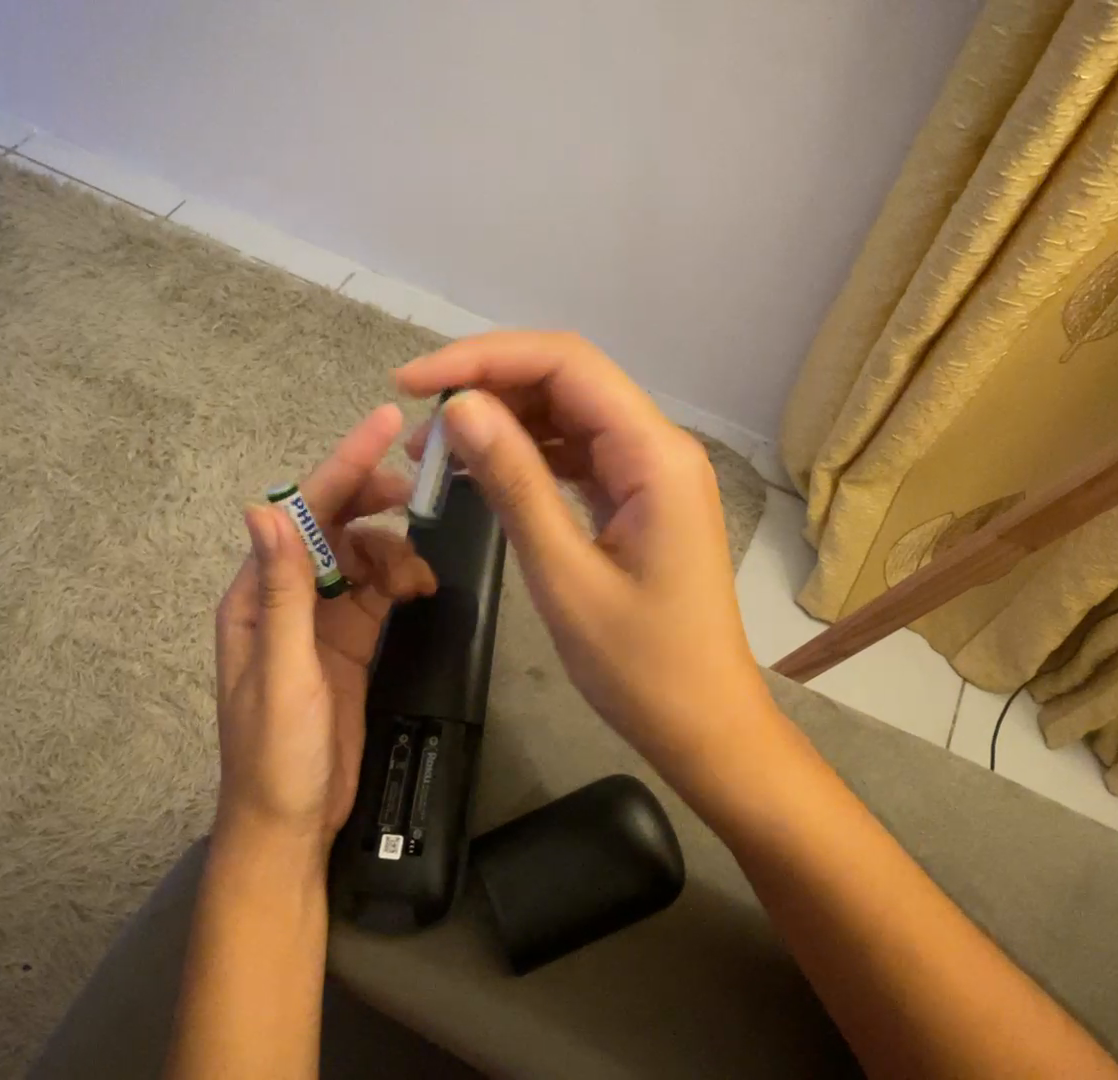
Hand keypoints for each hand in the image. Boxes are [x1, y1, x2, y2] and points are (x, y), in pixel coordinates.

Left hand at [215, 405, 436, 848]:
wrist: (292, 825)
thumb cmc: (277, 756)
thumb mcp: (281, 674)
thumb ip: (280, 593)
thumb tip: (266, 507)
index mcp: (255, 597)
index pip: (302, 514)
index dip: (342, 465)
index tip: (387, 422)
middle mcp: (283, 597)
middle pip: (332, 526)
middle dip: (374, 504)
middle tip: (420, 499)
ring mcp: (318, 620)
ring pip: (361, 557)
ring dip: (394, 555)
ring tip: (422, 583)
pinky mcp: (347, 643)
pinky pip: (376, 593)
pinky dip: (401, 583)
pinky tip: (422, 594)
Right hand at [396, 332, 770, 767]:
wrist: (704, 723)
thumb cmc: (641, 665)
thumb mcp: (565, 575)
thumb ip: (515, 483)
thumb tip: (460, 408)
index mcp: (655, 454)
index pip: (565, 364)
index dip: (483, 358)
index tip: (412, 384)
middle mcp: (659, 447)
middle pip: (568, 382)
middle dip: (489, 388)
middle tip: (419, 425)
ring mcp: (653, 473)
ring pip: (570, 418)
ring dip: (504, 423)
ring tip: (436, 453)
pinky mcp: (640, 500)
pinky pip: (579, 457)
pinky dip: (529, 457)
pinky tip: (482, 473)